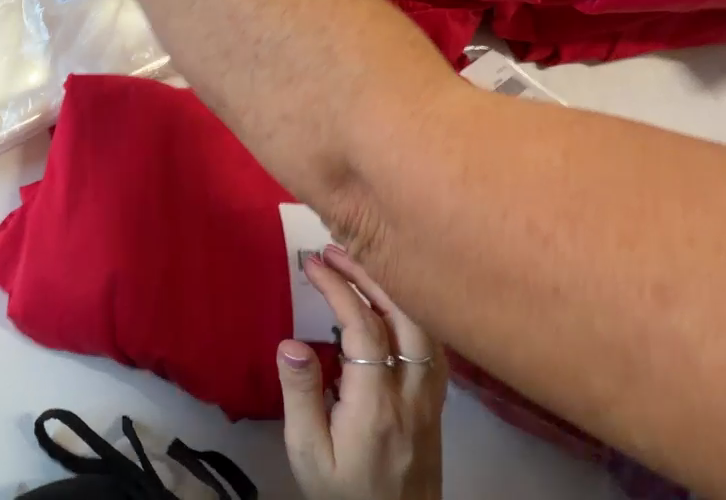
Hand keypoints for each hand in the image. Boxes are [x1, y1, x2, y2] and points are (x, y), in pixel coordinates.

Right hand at [278, 245, 445, 499]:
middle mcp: (413, 398)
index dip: (340, 289)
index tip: (310, 263)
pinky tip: (389, 308)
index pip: (365, 331)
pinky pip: (432, 351)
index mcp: (378, 406)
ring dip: (394, 293)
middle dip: (372, 278)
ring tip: (358, 268)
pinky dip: (410, 317)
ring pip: (426, 334)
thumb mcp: (307, 452)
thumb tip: (290, 343)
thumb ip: (300, 397)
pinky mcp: (435, 410)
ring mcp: (431, 404)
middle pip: (407, 322)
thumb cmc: (342, 493)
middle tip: (335, 251)